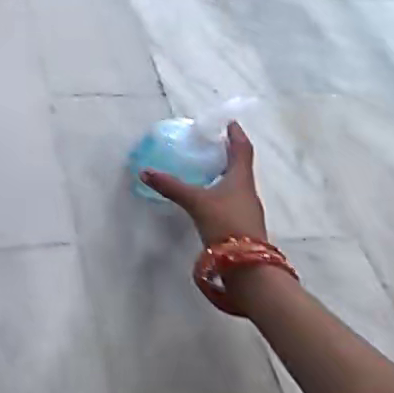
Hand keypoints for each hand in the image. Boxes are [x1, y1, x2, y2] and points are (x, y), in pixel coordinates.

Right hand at [139, 120, 265, 244]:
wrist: (248, 270)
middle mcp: (247, 190)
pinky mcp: (243, 226)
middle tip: (211, 142)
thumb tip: (145, 171)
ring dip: (225, 172)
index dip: (236, 133)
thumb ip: (171, 186)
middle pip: (240, 164)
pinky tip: (208, 195)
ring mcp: (247, 209)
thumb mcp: (195, 202)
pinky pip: (233, 198)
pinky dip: (222, 190)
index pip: (242, 148)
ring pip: (237, 183)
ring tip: (206, 166)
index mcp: (241, 178)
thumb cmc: (226, 225)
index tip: (228, 122)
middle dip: (227, 152)